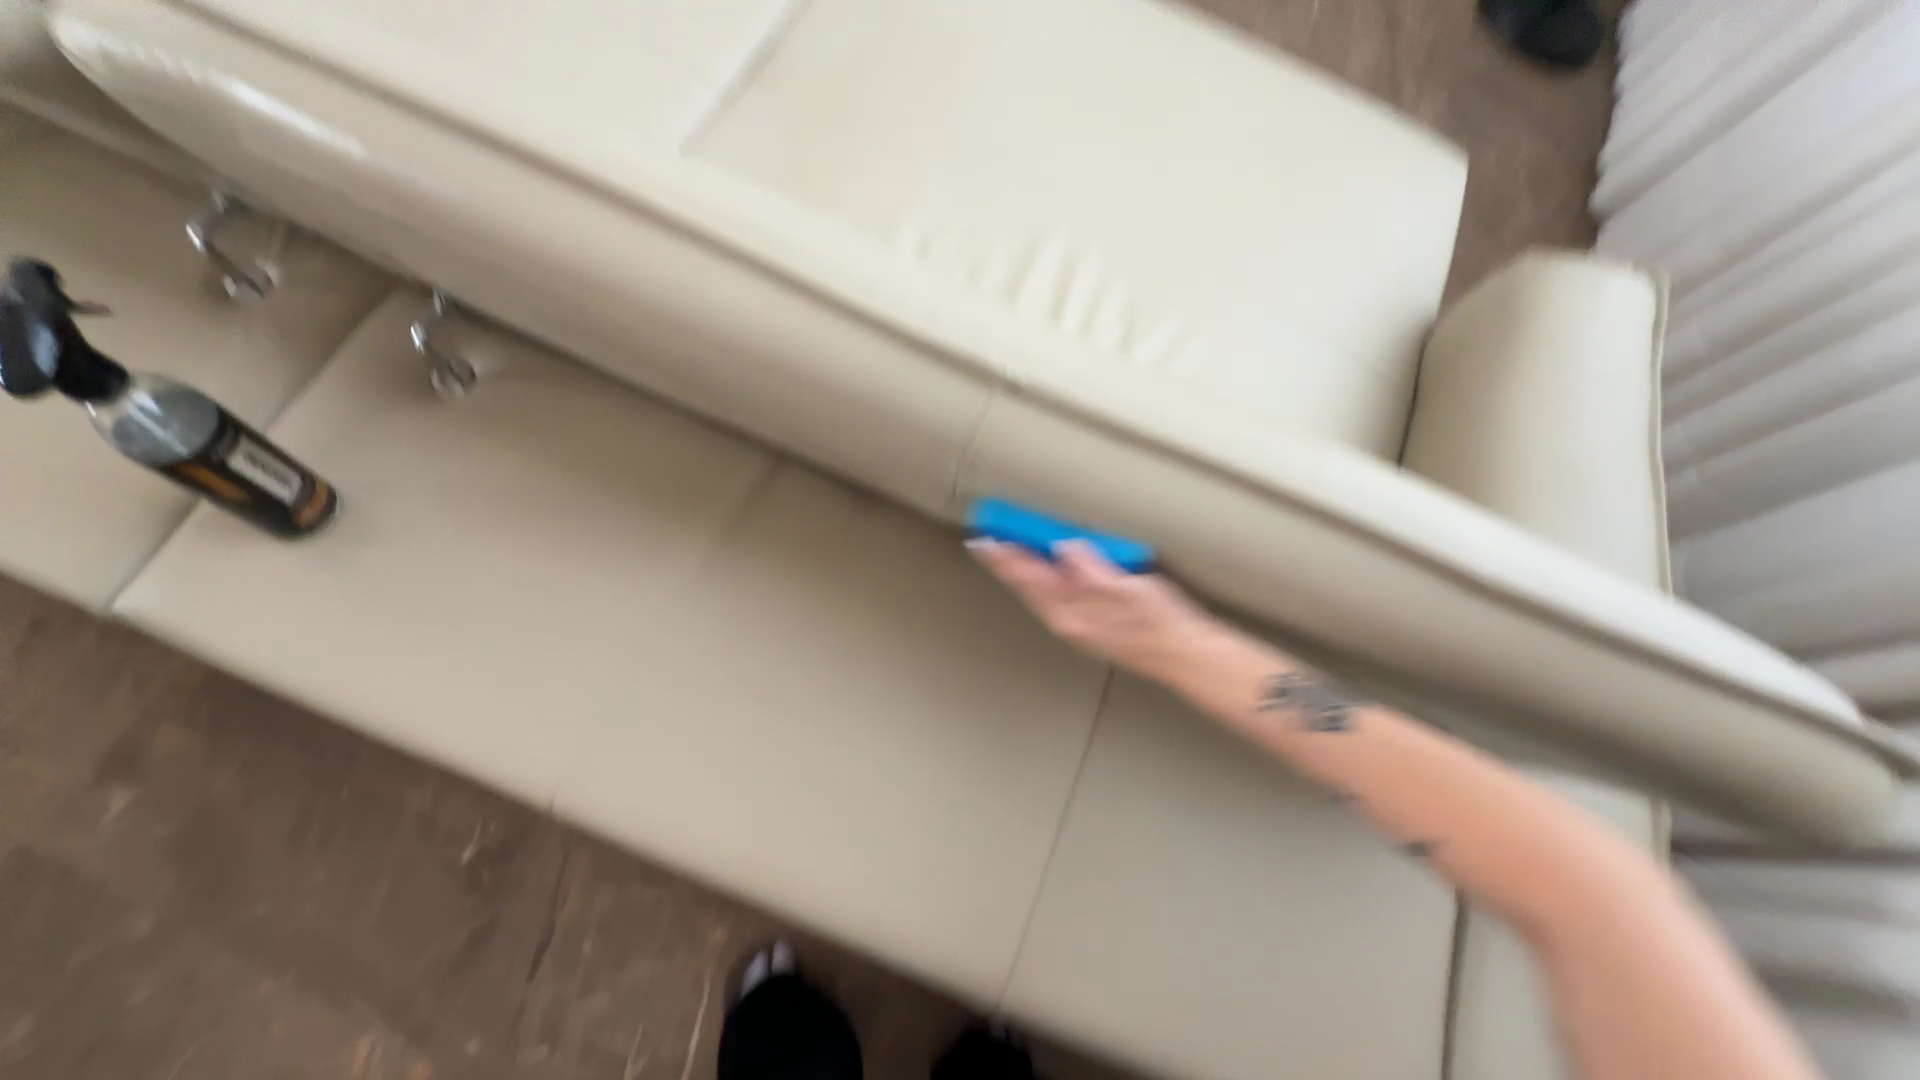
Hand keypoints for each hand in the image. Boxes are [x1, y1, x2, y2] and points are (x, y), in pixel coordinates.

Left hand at [969, 539, 1220, 678]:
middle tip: (988, 543)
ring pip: (1041, 593)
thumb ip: (1090, 568)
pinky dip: (1044, 582)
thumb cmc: (1157, 622)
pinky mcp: (1092, 625)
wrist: (1182, 655)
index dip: (1006, 556)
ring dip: (1024, 572)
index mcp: (1070, 611)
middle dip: (1009, 563)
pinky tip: (1048, 574)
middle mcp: (1068, 621)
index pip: (1028, 577)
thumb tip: (1063, 548)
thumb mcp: (1123, 588)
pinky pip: (1057, 599)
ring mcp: (1079, 625)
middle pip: (1029, 586)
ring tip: (1009, 554)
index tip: (985, 541)